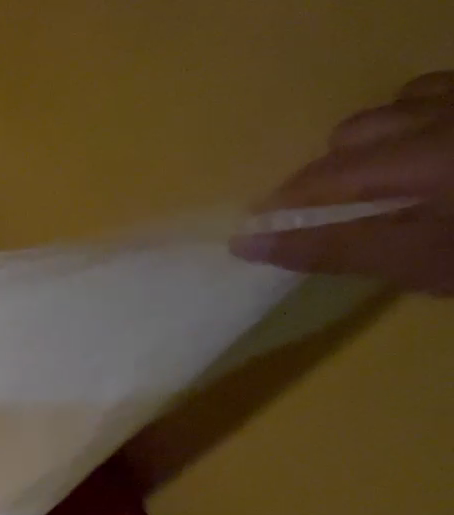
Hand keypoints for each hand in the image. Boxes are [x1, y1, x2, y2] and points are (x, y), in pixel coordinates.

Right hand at [231, 72, 453, 294]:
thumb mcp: (419, 260)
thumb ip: (332, 247)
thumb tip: (245, 240)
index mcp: (417, 154)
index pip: (319, 177)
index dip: (280, 206)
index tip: (257, 234)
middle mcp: (447, 112)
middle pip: (358, 130)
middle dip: (332, 169)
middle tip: (334, 211)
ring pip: (408, 100)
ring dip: (382, 136)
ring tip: (388, 174)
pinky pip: (452, 90)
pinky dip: (431, 114)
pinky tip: (441, 146)